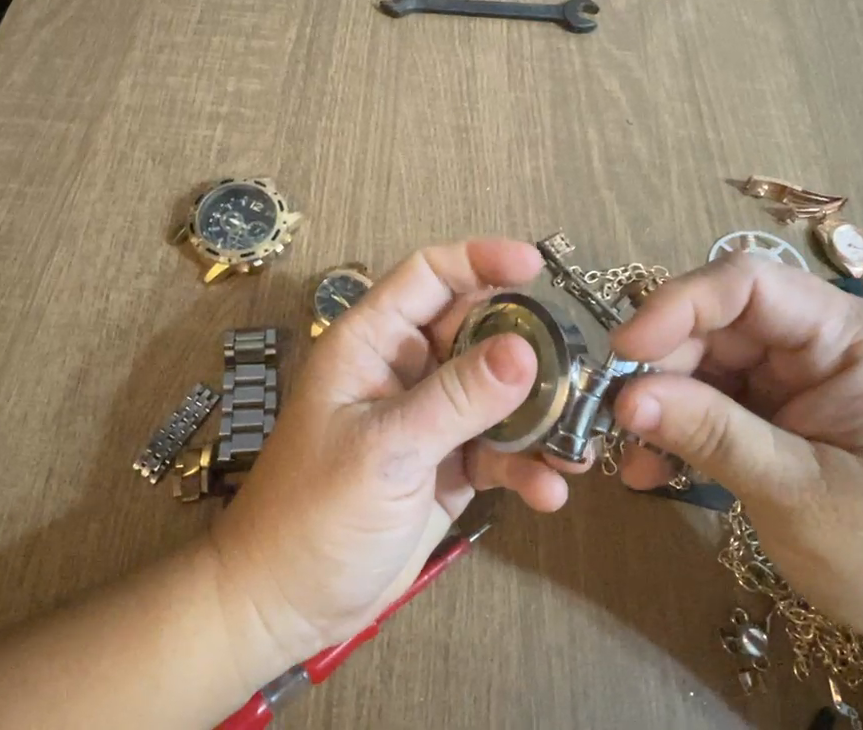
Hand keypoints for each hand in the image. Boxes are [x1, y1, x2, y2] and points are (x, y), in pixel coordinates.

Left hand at [207, 238, 571, 669]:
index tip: (535, 265)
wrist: (287, 602)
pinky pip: (494, 448)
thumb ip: (457, 398)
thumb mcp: (387, 449)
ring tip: (576, 442)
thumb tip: (526, 349)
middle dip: (526, 347)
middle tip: (575, 369)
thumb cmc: (314, 513)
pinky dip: (523, 465)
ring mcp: (426, 420)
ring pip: (494, 393)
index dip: (478, 260)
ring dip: (536, 415)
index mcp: (370, 344)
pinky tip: (547, 490)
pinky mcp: (444, 466)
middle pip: (474, 332)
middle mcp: (402, 371)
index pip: (427, 276)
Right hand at [609, 254, 862, 688]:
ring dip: (660, 404)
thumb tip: (623, 396)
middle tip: (615, 417)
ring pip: (704, 362)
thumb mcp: (801, 494)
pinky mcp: (781, 412)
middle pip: (716, 322)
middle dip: (661, 365)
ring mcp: (800, 378)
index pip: (749, 283)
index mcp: (853, 339)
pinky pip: (713, 401)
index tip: (623, 351)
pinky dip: (678, 431)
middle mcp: (824, 343)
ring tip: (630, 456)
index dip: (678, 305)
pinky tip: (652, 472)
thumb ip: (712, 434)